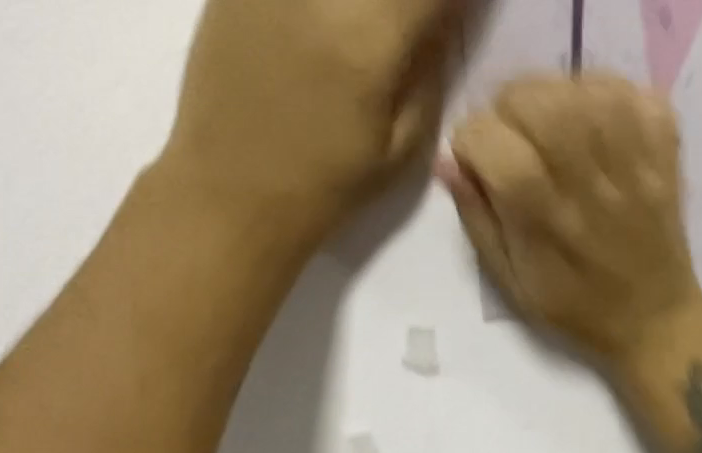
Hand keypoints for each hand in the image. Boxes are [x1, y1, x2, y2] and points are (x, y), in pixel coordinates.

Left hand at [158, 0, 467, 236]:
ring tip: (385, 25)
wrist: (232, 185)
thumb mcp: (406, 143)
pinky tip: (340, 26)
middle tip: (424, 20)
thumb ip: (431, 66)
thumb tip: (456, 8)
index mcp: (368, 39)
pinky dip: (340, 5)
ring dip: (378, 3)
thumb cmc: (332, 181)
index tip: (469, 8)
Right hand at [440, 75, 701, 363]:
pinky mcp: (666, 161)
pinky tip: (601, 124)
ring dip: (559, 96)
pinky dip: (615, 96)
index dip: (474, 142)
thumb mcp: (513, 284)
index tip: (484, 166)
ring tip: (559, 130)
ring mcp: (633, 168)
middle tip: (520, 140)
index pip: (488, 135)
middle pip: (535, 97)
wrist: (656, 324)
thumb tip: (447, 163)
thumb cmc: (579, 311)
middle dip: (511, 108)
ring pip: (585, 88)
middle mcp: (587, 183)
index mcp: (541, 215)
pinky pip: (641, 98)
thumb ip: (478, 221)